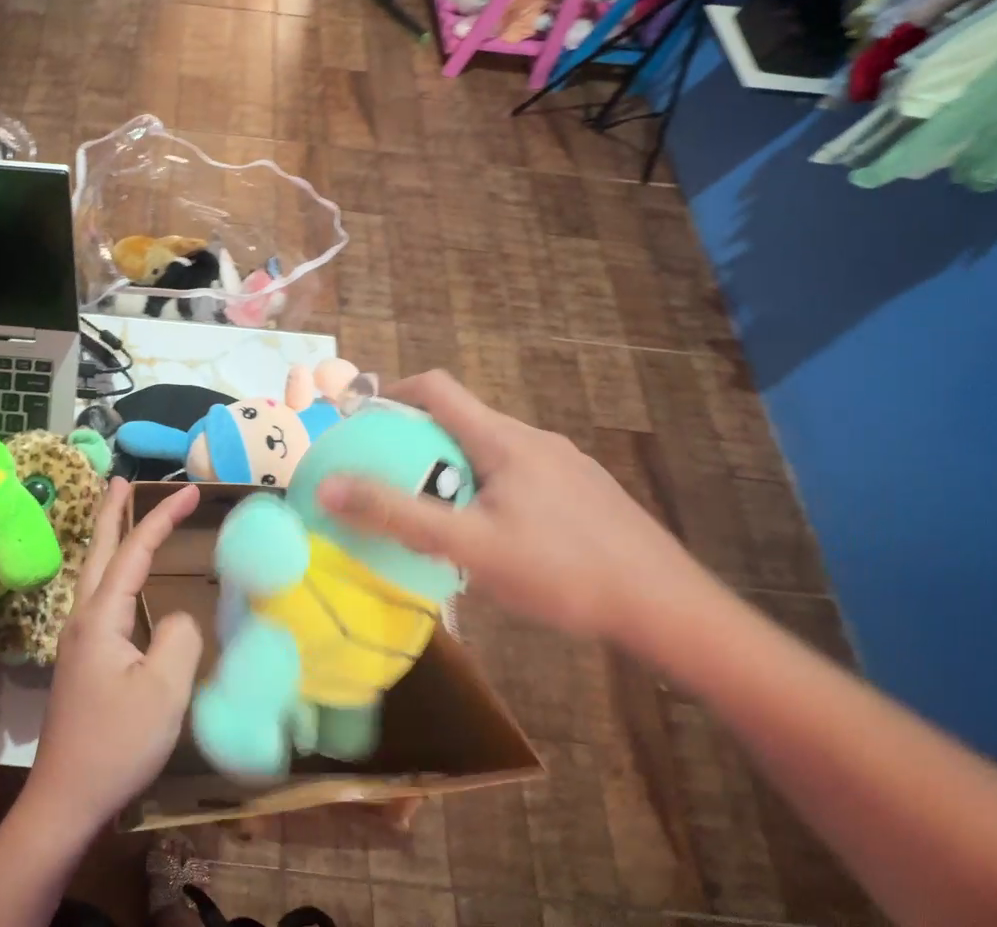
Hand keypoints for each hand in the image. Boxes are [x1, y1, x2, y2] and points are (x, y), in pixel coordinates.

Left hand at [27, 479, 203, 830]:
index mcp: (100, 617)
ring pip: (95, 574)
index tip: (191, 492)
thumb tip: (175, 618)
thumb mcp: (164, 690)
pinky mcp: (82, 662)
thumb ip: (178, 639)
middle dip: (114, 513)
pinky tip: (120, 583)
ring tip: (122, 515)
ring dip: (109, 539)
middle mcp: (82, 619)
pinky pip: (98, 597)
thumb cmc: (118, 743)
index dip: (162, 518)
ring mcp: (78, 641)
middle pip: (100, 552)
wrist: (68, 796)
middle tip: (124, 480)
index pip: (135, 552)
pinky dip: (111, 571)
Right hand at [316, 370, 697, 639]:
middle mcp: (534, 440)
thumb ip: (397, 516)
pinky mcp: (585, 494)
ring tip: (437, 523)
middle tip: (391, 490)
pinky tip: (494, 544)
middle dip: (416, 448)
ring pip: (490, 455)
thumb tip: (328, 486)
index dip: (390, 395)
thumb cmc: (563, 571)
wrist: (668, 608)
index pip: (436, 388)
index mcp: (504, 440)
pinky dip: (487, 494)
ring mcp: (565, 466)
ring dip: (452, 475)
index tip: (360, 427)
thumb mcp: (469, 546)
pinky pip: (519, 479)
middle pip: (459, 424)